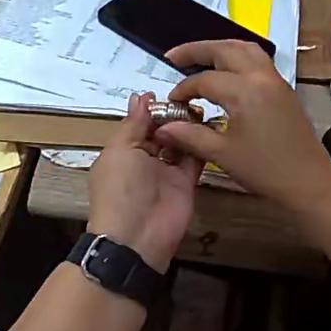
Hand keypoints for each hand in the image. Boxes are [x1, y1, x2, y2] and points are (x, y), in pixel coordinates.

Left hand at [86, 91, 203, 272]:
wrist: (137, 237)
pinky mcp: (186, 183)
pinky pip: (195, 160)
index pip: (139, 124)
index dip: (151, 109)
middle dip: (172, 116)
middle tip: (189, 98)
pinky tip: (210, 127)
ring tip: (200, 108)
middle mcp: (144, 160)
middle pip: (161, 132)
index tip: (166, 93)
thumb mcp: (120, 150)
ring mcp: (166, 172)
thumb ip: (133, 124)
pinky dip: (202, 144)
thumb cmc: (120, 190)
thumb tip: (139, 97)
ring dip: (187, 128)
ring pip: (180, 143)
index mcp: (122, 151)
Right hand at [153, 40, 330, 207]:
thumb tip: (163, 128)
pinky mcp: (283, 90)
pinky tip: (226, 71)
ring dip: (220, 48)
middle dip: (197, 50)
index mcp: (245, 91)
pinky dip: (237, 58)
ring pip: (246, 49)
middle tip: (173, 56)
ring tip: (200, 57)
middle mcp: (261, 78)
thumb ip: (190, 136)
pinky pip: (258, 60)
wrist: (309, 181)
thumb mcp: (222, 154)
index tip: (171, 103)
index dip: (183, 89)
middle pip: (225, 49)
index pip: (205, 80)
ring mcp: (276, 81)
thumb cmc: (265, 170)